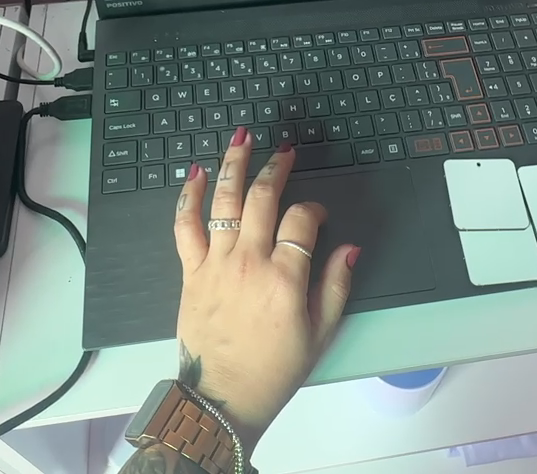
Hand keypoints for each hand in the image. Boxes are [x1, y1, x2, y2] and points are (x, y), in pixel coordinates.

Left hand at [170, 130, 359, 450]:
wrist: (223, 398)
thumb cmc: (274, 368)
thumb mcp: (320, 334)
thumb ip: (337, 286)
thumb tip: (350, 248)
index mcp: (284, 278)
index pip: (302, 221)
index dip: (315, 210)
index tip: (318, 214)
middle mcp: (249, 262)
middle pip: (262, 198)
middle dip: (276, 168)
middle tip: (285, 151)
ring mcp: (216, 263)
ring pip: (225, 201)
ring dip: (234, 164)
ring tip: (243, 137)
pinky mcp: (191, 270)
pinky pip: (186, 226)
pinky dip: (189, 197)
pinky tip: (195, 173)